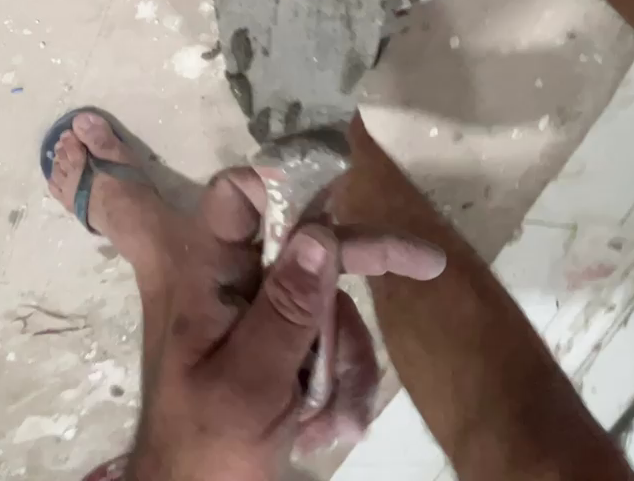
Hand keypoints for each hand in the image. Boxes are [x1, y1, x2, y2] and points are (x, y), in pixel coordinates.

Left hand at [128, 172, 443, 480]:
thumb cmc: (207, 451)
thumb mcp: (248, 385)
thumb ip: (285, 310)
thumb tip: (320, 232)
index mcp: (210, 277)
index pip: (235, 198)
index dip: (281, 182)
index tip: (340, 192)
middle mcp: (239, 283)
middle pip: (308, 242)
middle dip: (361, 267)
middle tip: (426, 263)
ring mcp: (264, 315)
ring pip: (330, 300)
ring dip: (348, 359)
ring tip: (339, 421)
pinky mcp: (286, 347)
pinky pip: (333, 342)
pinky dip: (345, 383)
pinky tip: (336, 429)